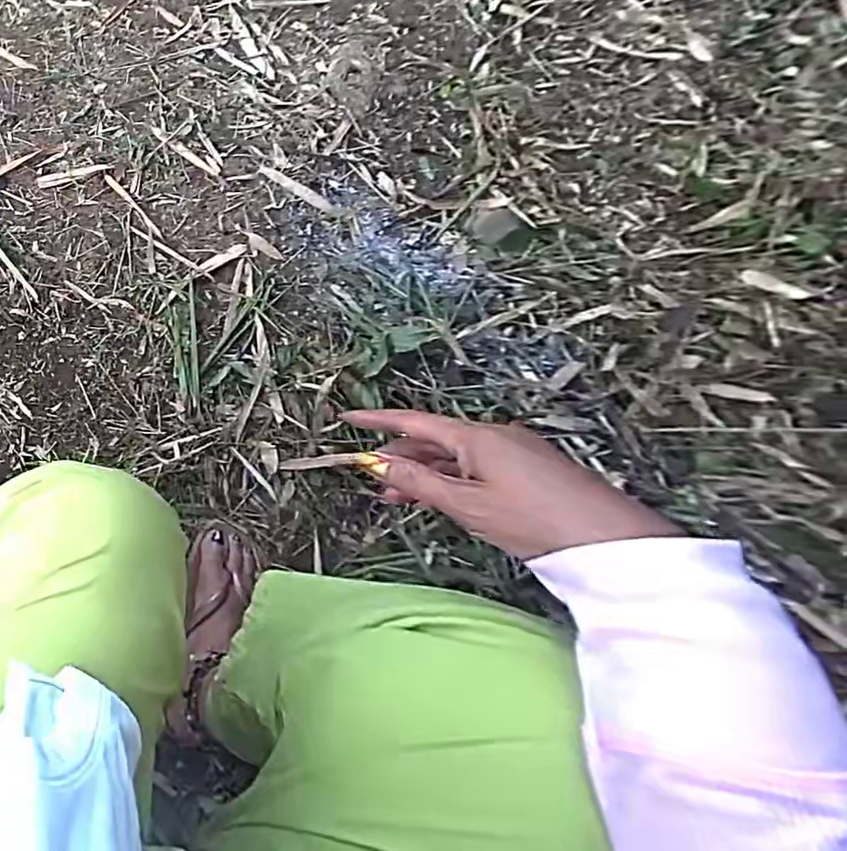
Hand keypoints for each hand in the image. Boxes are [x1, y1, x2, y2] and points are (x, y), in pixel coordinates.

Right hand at [341, 409, 682, 559]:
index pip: (413, 421)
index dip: (376, 421)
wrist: (620, 548)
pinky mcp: (534, 471)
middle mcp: (495, 436)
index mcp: (476, 436)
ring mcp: (517, 453)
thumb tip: (374, 464)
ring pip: (454, 456)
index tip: (346, 419)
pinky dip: (450, 479)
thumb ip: (415, 482)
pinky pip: (476, 466)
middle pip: (433, 440)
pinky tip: (440, 499)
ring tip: (401, 499)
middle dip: (400, 458)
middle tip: (375, 482)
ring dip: (424, 473)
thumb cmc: (534, 521)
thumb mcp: (465, 504)